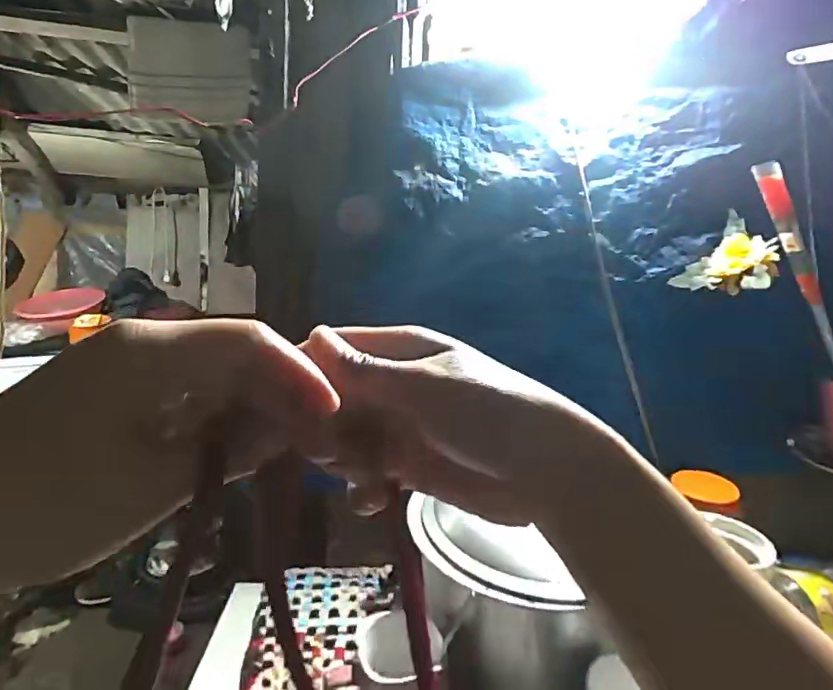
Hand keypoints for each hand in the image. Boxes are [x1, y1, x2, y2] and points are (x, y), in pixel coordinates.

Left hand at [0, 318, 336, 592]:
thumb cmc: (42, 506)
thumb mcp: (150, 487)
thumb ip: (228, 452)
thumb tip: (285, 430)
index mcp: (150, 347)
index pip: (247, 341)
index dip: (296, 373)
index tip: (332, 411)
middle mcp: (136, 339)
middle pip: (228, 350)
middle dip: (275, 388)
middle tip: (310, 432)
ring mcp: (112, 362)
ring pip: (202, 369)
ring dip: (243, 402)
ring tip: (275, 442)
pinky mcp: (96, 389)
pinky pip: (171, 388)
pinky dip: (205, 413)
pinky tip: (220, 445)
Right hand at [299, 325, 605, 526]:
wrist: (543, 470)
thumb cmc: (485, 412)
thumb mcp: (423, 388)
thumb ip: (365, 371)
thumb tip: (313, 334)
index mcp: (402, 349)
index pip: (338, 349)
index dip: (308, 373)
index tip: (288, 405)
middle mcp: (396, 383)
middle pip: (336, 399)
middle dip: (325, 426)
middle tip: (330, 451)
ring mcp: (403, 426)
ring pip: (347, 438)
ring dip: (343, 459)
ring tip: (363, 472)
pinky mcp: (411, 466)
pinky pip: (368, 473)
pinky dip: (364, 486)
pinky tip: (375, 498)